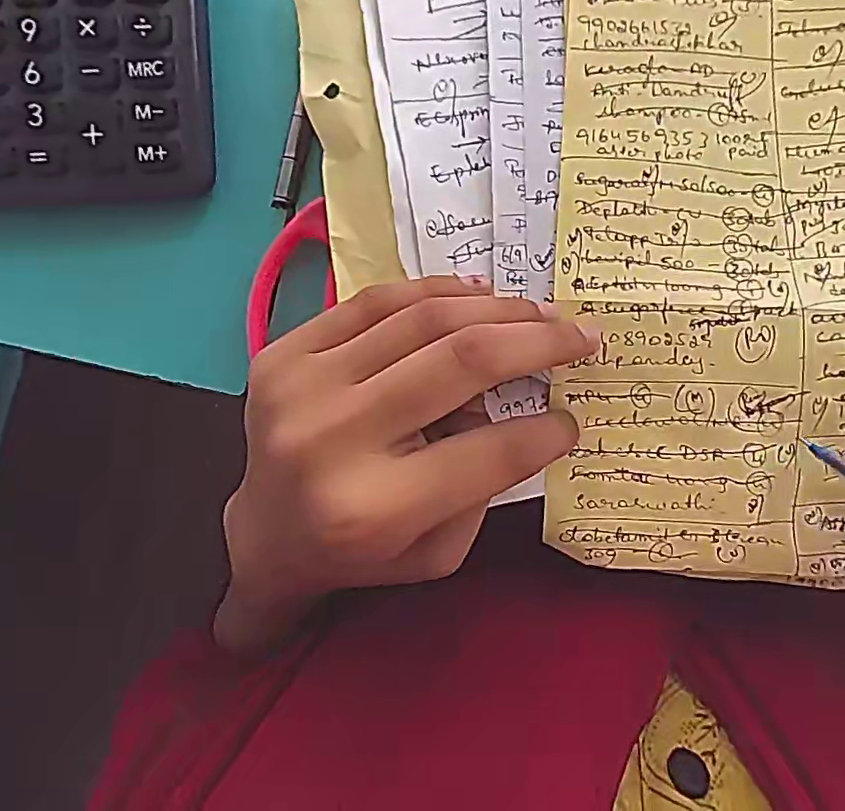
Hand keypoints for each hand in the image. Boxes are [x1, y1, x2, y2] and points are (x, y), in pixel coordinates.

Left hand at [215, 276, 598, 654]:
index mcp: (372, 508)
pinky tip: (480, 294)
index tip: (574, 418)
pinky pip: (377, 300)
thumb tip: (530, 403)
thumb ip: (486, 482)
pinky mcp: (283, 351)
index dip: (548, 430)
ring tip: (538, 312)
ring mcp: (300, 385)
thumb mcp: (438, 549)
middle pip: (461, 362)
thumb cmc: (361, 554)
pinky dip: (438, 290)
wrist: (263, 535)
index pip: (489, 451)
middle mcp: (330, 439)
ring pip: (424, 319)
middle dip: (539, 341)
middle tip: (582, 334)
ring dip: (498, 309)